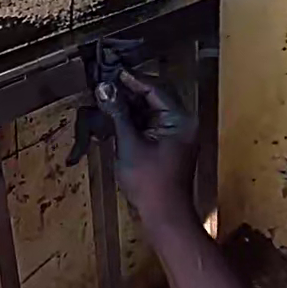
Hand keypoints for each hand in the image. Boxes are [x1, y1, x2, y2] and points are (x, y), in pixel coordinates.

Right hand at [94, 69, 198, 227]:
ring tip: (107, 98)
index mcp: (180, 119)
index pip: (156, 89)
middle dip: (131, 91)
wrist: (164, 215)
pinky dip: (134, 119)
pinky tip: (116, 117)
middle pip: (156, 96)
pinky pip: (151, 122)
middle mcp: (183, 122)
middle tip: (107, 84)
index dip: (132, 79)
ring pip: (152, 109)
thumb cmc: (149, 183)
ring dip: (131, 105)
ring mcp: (177, 133)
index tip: (112, 72)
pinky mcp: (169, 144)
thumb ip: (118, 113)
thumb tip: (104, 87)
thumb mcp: (130, 144)